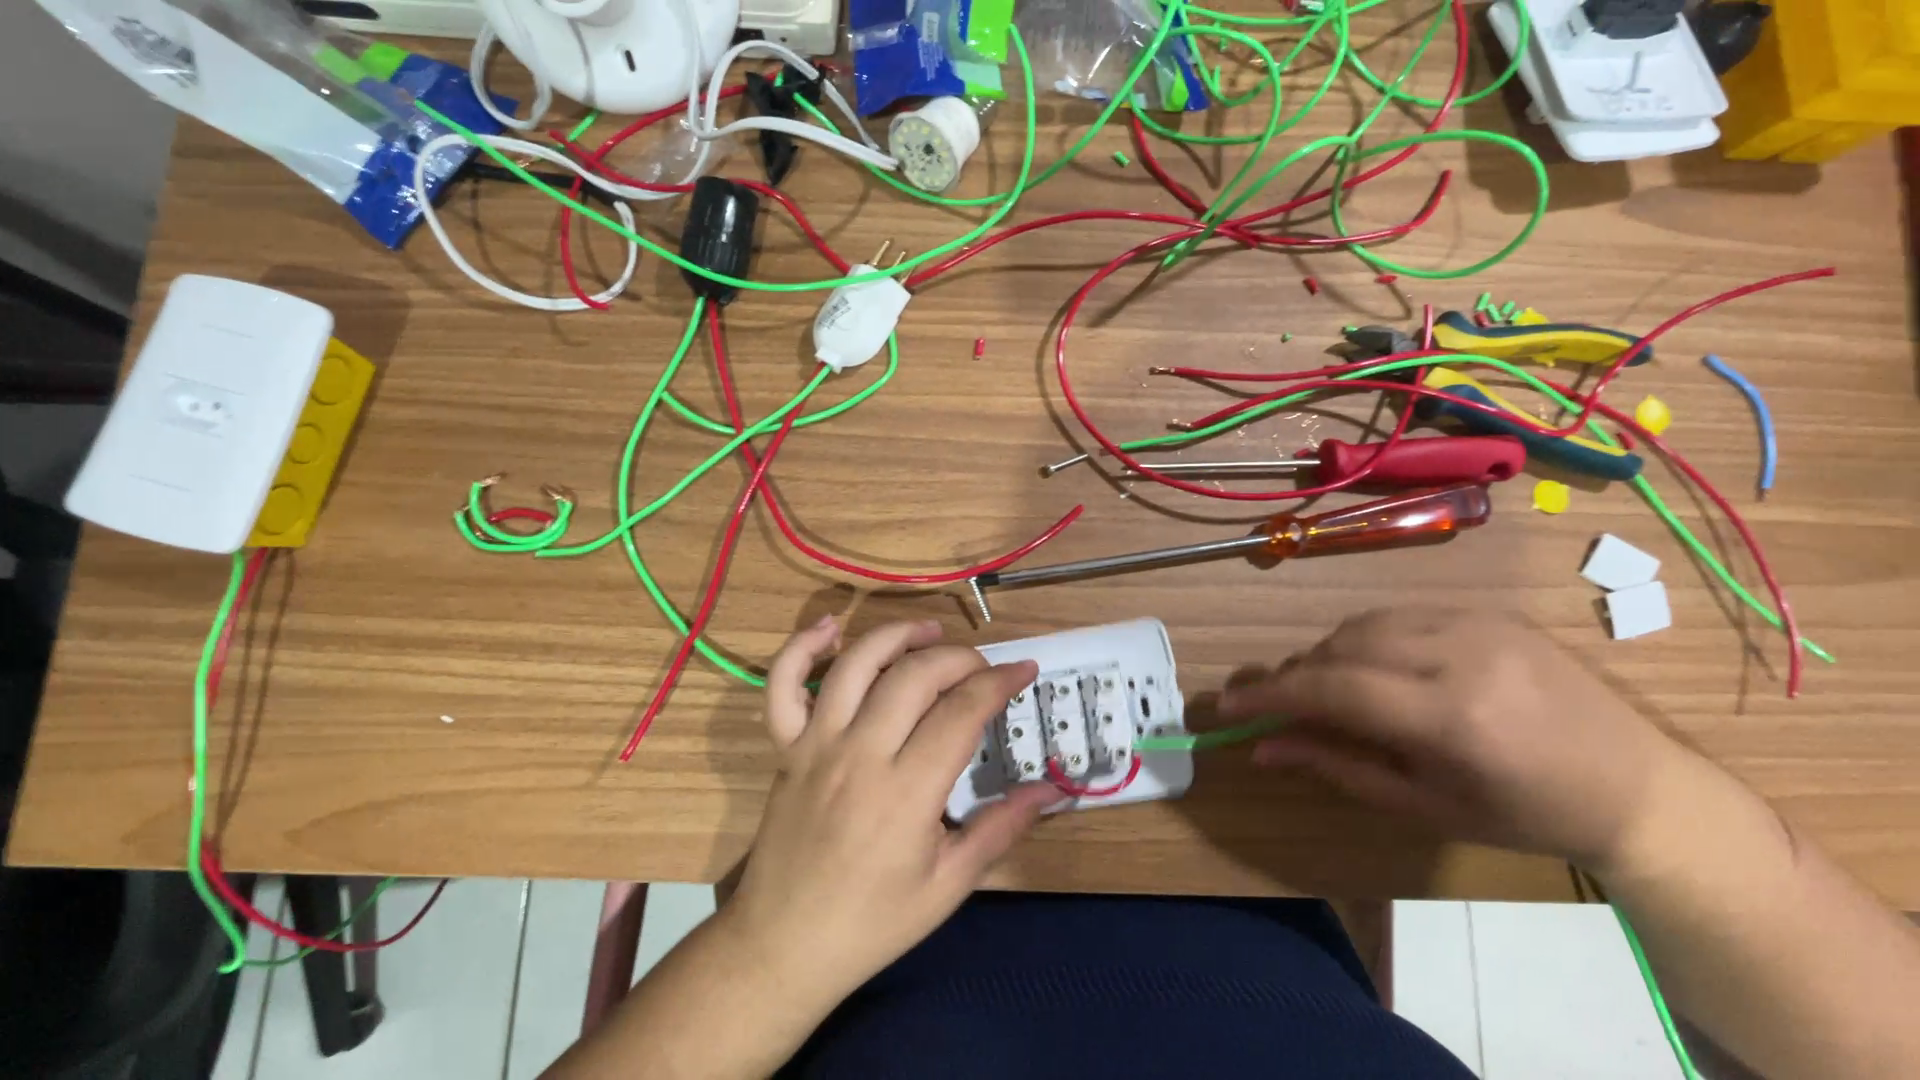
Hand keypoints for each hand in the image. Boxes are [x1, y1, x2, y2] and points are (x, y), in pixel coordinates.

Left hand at [719, 617, 1061, 1002]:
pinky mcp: (786, 749)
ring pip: (856, 665)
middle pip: (915, 676)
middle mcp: (860, 754)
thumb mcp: (950, 885)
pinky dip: (800, 650)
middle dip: (959, 657)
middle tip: (984, 667)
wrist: (785, 946)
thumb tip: (1053, 790)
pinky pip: (782, 687)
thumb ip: (1001, 829)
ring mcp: (816, 746)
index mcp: (907, 792)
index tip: (1024, 671)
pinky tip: (829, 631)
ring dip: (896, 636)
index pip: (961, 711)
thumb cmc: (875, 923)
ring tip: (929, 631)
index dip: (999, 682)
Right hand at [1218, 607, 1685, 868]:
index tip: (1227, 703)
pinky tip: (1371, 667)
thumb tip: (1262, 747)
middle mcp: (1461, 655)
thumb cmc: (1525, 814)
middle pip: (1342, 646)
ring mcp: (1480, 626)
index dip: (1271, 693)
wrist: (1636, 786)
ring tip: (1320, 688)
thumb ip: (1337, 766)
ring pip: (1366, 624)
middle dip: (1296, 673)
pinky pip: (1402, 614)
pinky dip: (1368, 638)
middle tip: (1272, 703)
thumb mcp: (1425, 805)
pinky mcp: (1491, 613)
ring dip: (1328, 652)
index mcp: (1450, 717)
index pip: (1332, 687)